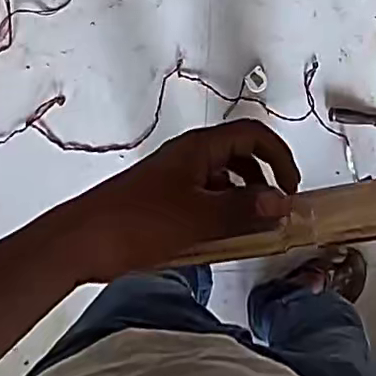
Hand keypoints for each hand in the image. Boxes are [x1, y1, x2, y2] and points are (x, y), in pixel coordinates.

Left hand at [50, 120, 300, 281]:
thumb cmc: (136, 223)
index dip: (279, 156)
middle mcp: (190, 154)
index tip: (292, 187)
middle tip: (278, 209)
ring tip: (253, 228)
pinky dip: (222, 211)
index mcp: (200, 148)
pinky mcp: (165, 196)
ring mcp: (176, 174)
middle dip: (264, 178)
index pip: (252, 135)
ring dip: (244, 197)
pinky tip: (221, 239)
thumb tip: (280, 202)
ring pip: (223, 177)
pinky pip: (206, 195)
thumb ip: (243, 210)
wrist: (83, 240)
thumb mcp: (199, 219)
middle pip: (240, 154)